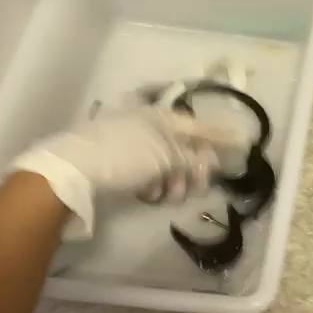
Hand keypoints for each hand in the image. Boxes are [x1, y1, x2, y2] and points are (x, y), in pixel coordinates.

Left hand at [12, 104, 247, 238]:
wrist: (69, 169)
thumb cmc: (123, 156)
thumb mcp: (165, 157)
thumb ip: (193, 158)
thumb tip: (212, 161)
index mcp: (160, 115)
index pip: (200, 126)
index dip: (221, 136)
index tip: (243, 143)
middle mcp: (145, 120)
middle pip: (181, 145)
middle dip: (191, 168)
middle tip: (196, 189)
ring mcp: (127, 136)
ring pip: (162, 159)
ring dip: (171, 179)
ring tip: (166, 197)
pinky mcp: (112, 155)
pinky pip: (143, 167)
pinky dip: (151, 180)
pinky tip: (148, 194)